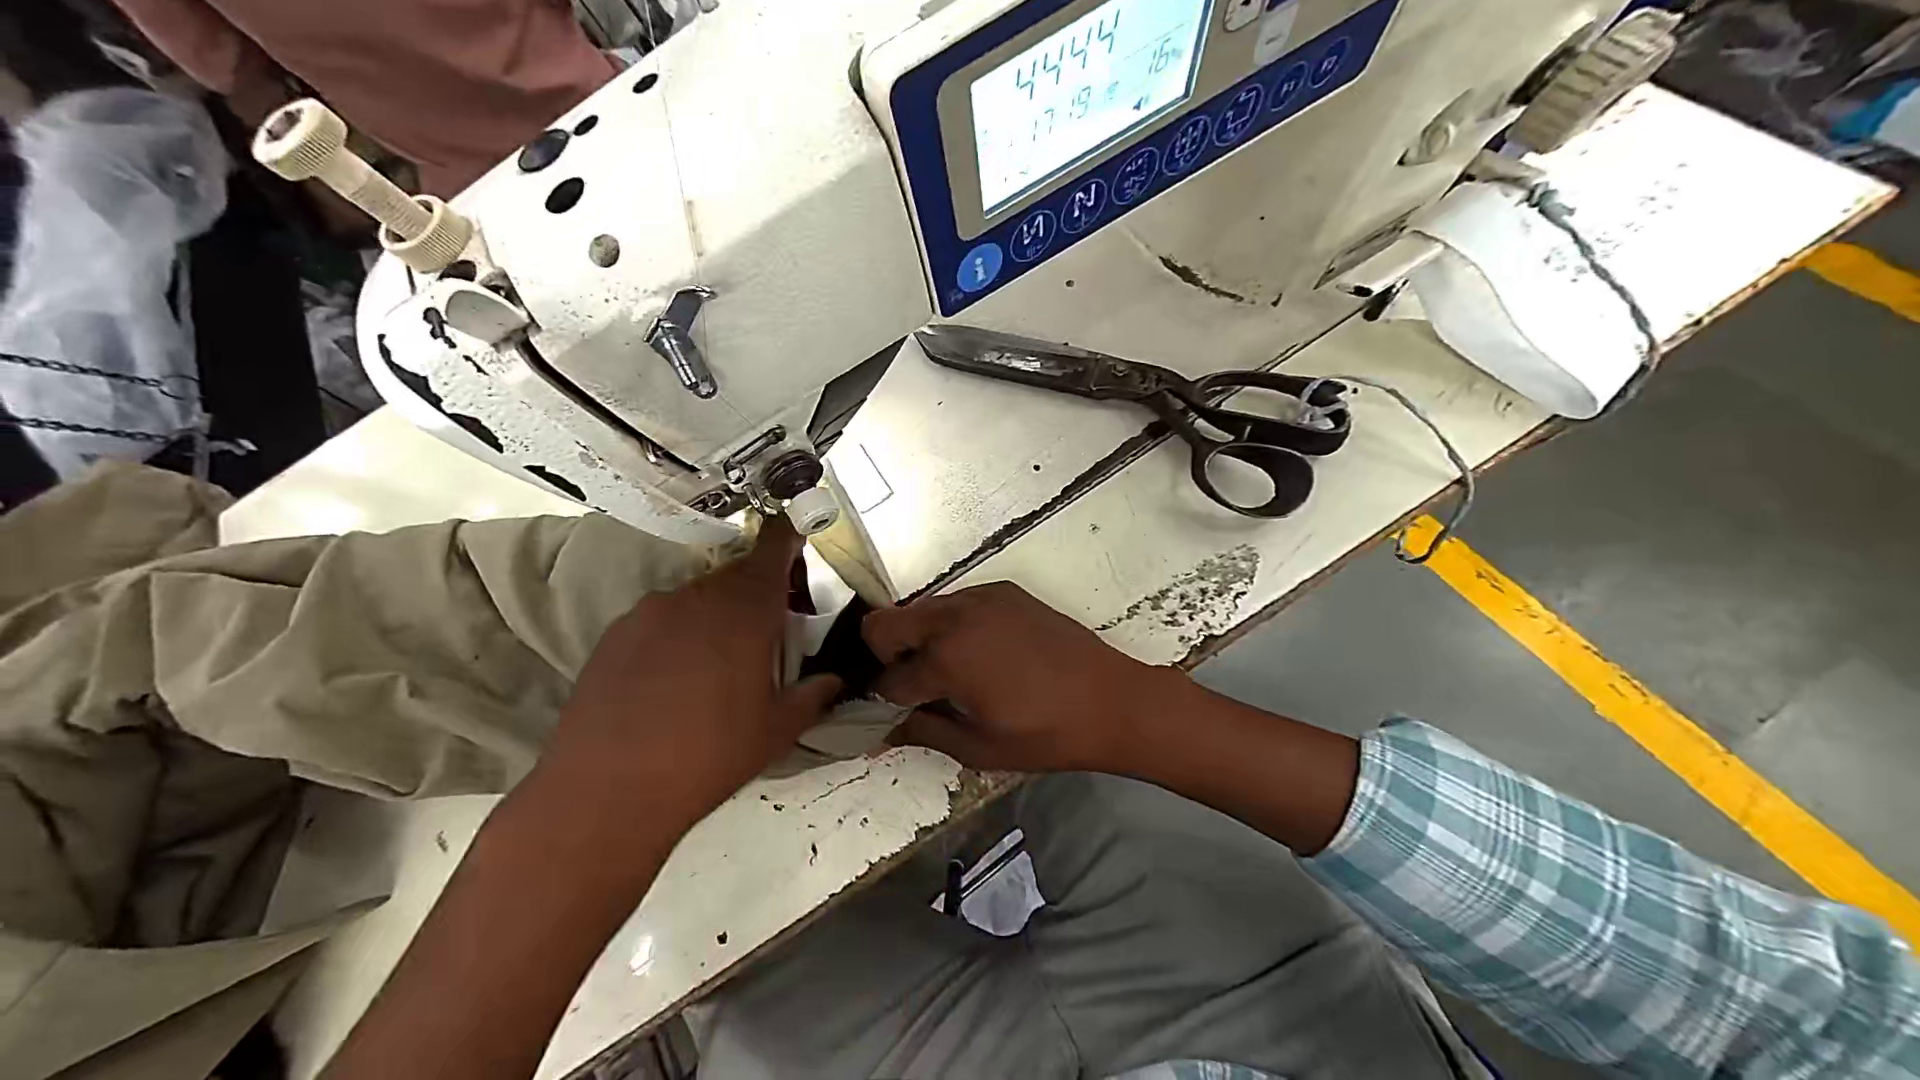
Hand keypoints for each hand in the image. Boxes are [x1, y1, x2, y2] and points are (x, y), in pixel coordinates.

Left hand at [537, 519, 841, 832]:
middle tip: (768, 634)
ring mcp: (651, 611)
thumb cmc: (709, 756)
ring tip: (718, 666)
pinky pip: (661, 618)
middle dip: (758, 594)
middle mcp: (698, 596)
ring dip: (716, 617)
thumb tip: (834, 680)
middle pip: (737, 575)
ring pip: (698, 597)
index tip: (799, 541)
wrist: (606, 790)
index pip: (773, 549)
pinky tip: (673, 679)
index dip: (789, 539)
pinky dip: (678, 634)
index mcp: (747, 609)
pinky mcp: (616, 632)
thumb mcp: (777, 730)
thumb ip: (813, 695)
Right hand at [861, 581, 1198, 773]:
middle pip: (884, 624)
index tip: (891, 712)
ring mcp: (982, 598)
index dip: (883, 701)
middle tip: (916, 687)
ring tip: (952, 672)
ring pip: (920, 609)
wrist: (1114, 700)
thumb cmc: (1047, 734)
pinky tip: (982, 653)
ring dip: (919, 639)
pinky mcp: (1004, 592)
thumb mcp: (981, 748)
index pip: (887, 678)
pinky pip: (956, 602)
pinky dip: (952, 625)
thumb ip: (925, 732)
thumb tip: (885, 732)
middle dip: (887, 657)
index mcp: (947, 659)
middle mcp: (956, 617)